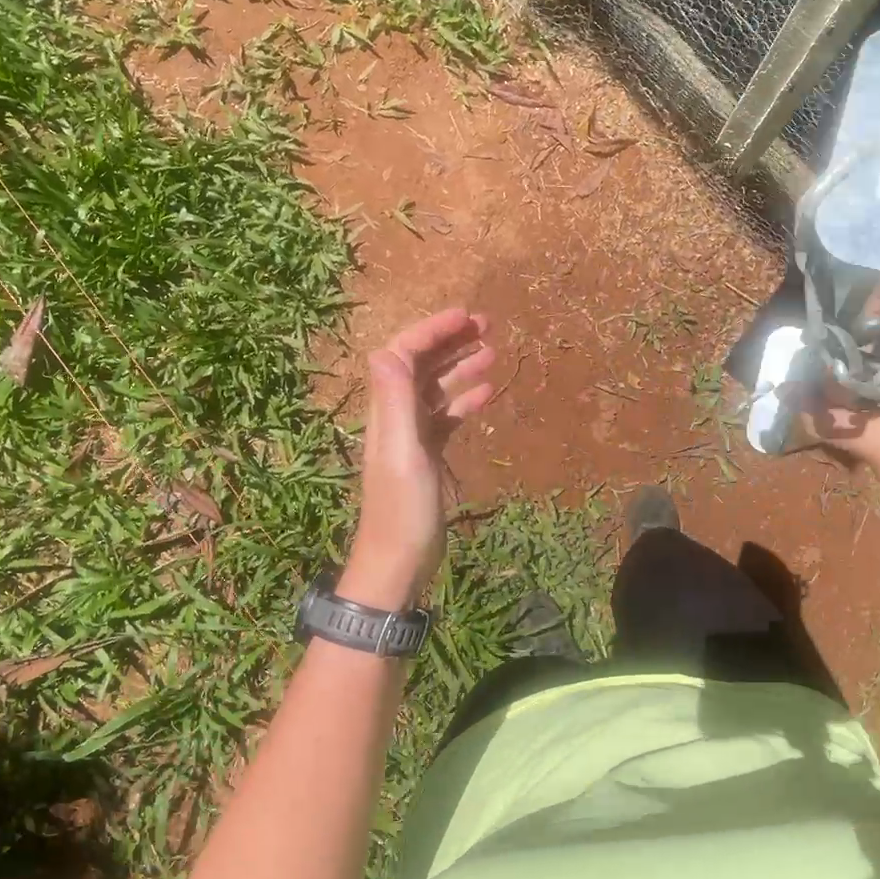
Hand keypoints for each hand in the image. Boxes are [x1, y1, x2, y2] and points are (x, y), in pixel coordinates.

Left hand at [337, 308, 496, 609]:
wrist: (398, 561)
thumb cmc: (402, 510)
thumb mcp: (401, 453)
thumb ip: (395, 402)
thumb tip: (389, 350)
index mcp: (387, 411)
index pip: (403, 355)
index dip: (431, 331)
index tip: (465, 316)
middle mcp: (396, 417)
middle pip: (420, 366)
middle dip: (449, 342)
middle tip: (486, 326)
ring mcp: (411, 437)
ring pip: (435, 389)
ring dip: (460, 368)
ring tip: (492, 353)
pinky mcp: (426, 456)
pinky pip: (445, 417)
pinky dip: (464, 401)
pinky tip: (487, 394)